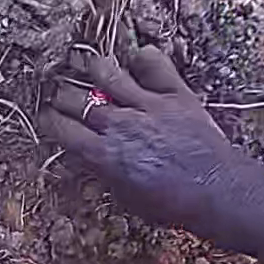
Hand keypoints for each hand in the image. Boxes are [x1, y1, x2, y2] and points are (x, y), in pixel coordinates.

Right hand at [38, 47, 254, 234]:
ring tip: (89, 69)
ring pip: (107, 72)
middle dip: (62, 95)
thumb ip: (103, 173)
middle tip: (62, 95)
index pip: (61, 128)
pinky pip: (152, 62)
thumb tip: (87, 158)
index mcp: (103, 154)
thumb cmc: (171, 204)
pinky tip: (136, 63)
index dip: (48, 120)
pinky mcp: (175, 94)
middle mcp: (120, 125)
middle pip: (76, 98)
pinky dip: (141, 59)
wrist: (215, 191)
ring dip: (93, 69)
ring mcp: (147, 105)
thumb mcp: (125, 198)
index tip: (47, 118)